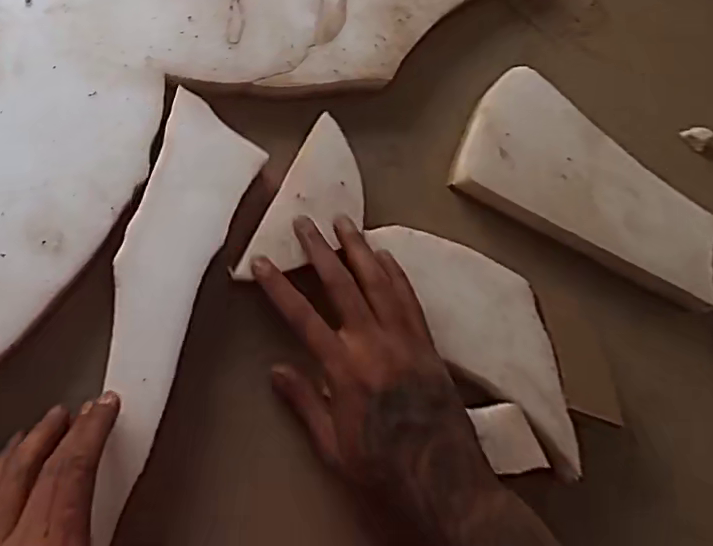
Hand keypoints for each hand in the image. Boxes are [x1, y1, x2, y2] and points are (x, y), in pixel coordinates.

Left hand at [0, 393, 121, 545]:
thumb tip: (141, 501)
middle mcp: (9, 541)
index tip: (105, 405)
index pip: (73, 468)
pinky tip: (1, 477)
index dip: (92, 431)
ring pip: (0, 482)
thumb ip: (121, 529)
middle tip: (78, 410)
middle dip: (59, 432)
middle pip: (33, 466)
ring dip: (23, 449)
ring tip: (35, 430)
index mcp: (50, 542)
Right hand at [252, 216, 557, 544]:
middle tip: (304, 221)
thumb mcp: (334, 448)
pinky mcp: (428, 346)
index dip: (278, 286)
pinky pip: (409, 300)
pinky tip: (385, 254)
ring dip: (357, 248)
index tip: (260, 261)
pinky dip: (396, 273)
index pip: (301, 316)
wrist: (451, 490)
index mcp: (344, 369)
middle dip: (318, 250)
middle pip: (341, 285)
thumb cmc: (385, 472)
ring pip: (377, 282)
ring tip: (343, 221)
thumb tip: (275, 370)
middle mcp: (373, 345)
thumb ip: (304, 403)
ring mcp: (404, 341)